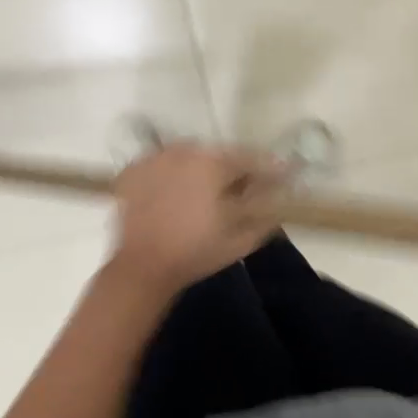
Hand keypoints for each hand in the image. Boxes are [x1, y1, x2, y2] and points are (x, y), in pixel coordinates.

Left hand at [109, 144, 284, 292]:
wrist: (141, 267)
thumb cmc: (196, 252)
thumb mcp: (241, 238)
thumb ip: (267, 212)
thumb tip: (283, 196)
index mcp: (214, 162)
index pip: (251, 158)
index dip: (268, 169)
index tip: (280, 179)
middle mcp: (184, 150)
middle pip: (219, 154)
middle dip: (232, 170)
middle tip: (240, 191)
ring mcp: (155, 157)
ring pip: (191, 157)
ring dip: (203, 171)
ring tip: (206, 195)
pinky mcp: (134, 169)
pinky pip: (165, 165)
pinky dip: (175, 175)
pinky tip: (176, 196)